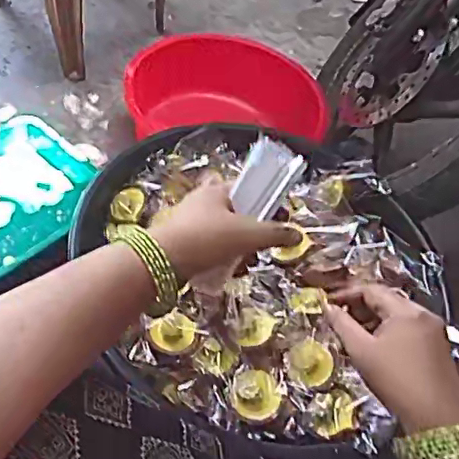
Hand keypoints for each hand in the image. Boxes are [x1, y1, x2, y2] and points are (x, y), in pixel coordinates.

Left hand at [147, 181, 299, 281]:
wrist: (161, 262)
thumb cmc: (206, 239)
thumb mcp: (247, 234)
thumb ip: (275, 234)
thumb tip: (297, 235)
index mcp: (217, 189)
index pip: (251, 189)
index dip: (269, 203)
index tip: (282, 221)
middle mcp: (203, 201)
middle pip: (239, 214)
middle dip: (254, 233)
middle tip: (262, 248)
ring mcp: (191, 222)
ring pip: (226, 233)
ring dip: (239, 249)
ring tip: (244, 263)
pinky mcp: (183, 242)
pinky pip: (211, 248)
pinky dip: (222, 258)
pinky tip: (227, 270)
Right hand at [327, 283, 458, 431]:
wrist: (437, 418)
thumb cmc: (395, 380)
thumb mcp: (361, 351)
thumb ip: (342, 324)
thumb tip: (327, 308)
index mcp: (406, 311)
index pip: (371, 290)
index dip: (346, 294)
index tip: (327, 304)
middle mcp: (423, 314)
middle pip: (387, 300)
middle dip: (360, 306)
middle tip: (338, 318)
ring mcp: (434, 330)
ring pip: (397, 315)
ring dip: (373, 319)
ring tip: (352, 333)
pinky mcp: (438, 346)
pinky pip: (408, 328)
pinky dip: (389, 330)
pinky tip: (375, 346)